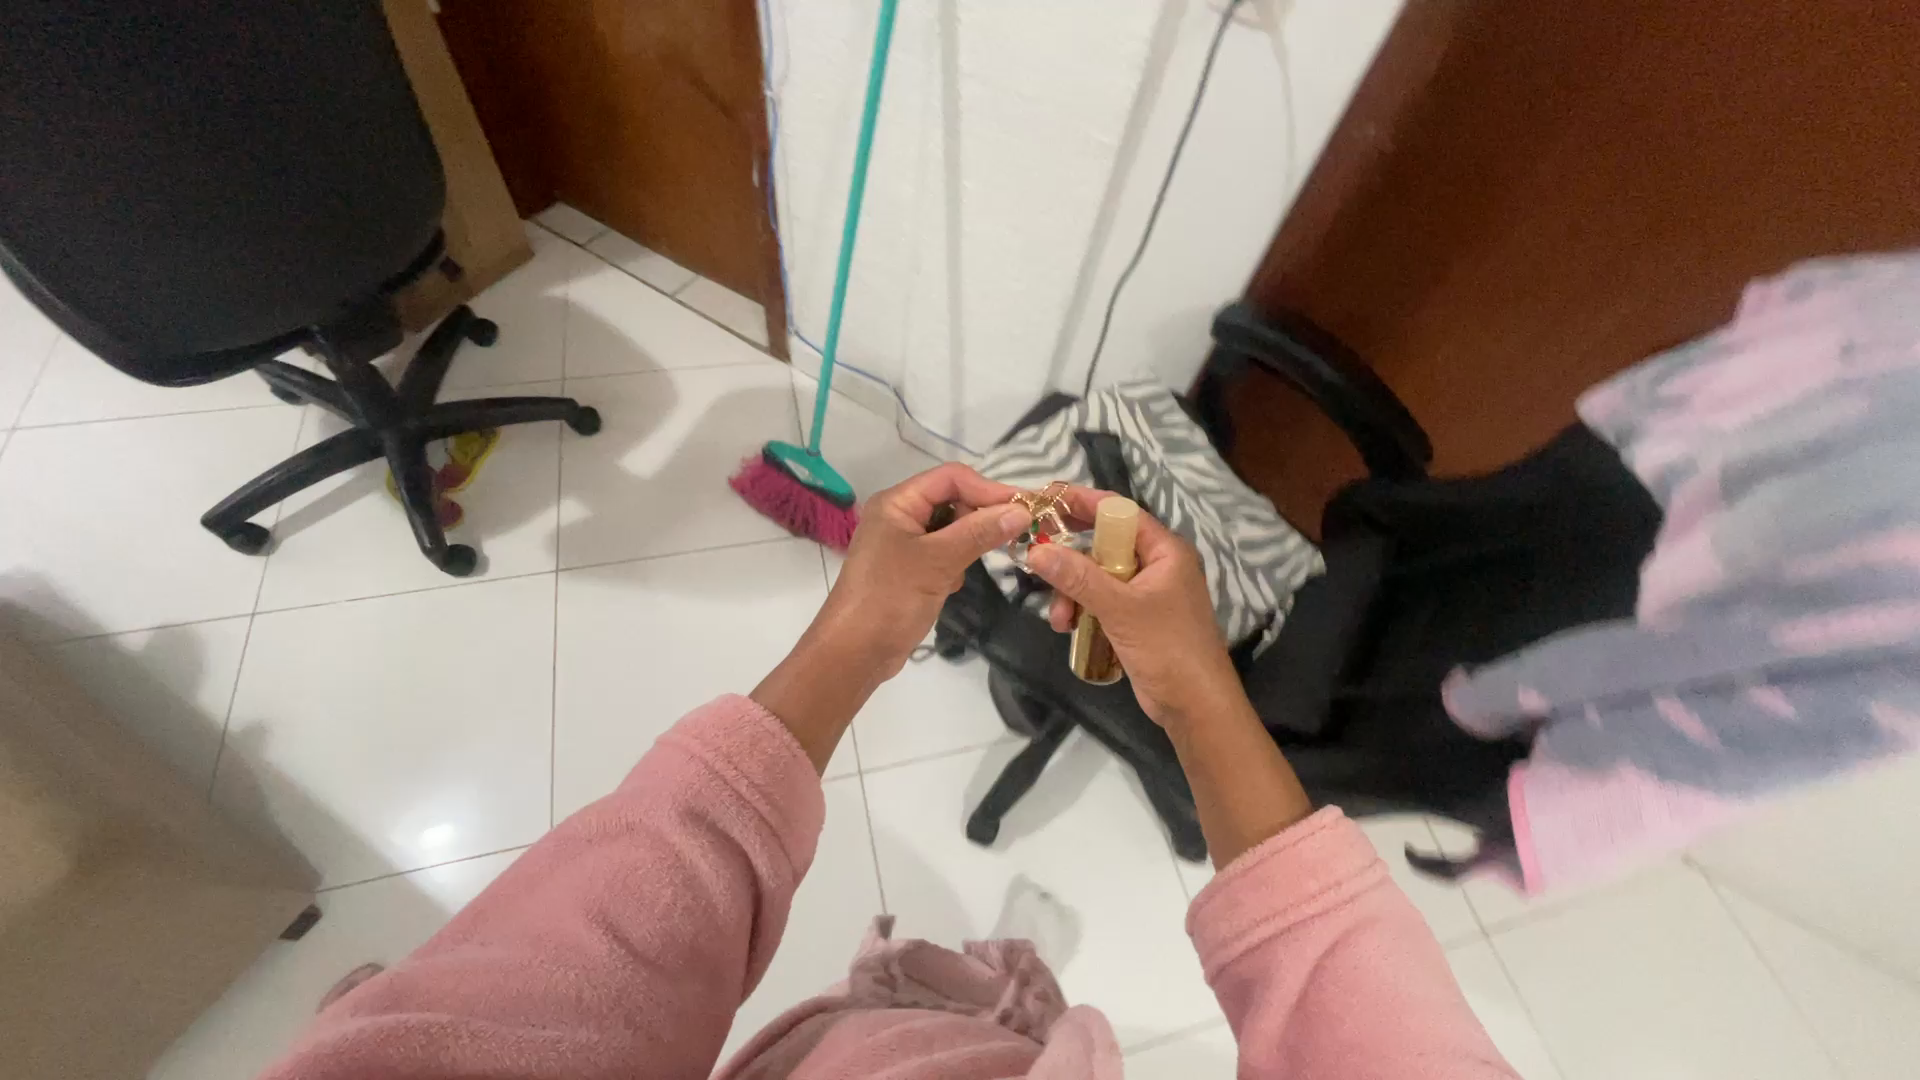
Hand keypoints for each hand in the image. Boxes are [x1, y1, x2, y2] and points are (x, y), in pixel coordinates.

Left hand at [755, 464, 1029, 771]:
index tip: (1025, 508)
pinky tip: (949, 586)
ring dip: (967, 544)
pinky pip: (944, 554)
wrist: (854, 653)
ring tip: (968, 566)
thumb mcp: (938, 561)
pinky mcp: (910, 570)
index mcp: (898, 502)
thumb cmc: (890, 598)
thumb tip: (1022, 512)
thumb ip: (979, 532)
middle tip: (1013, 536)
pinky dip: (955, 565)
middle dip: (980, 517)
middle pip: (953, 500)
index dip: (989, 488)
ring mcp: (904, 544)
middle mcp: (900, 516)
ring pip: (952, 530)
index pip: (951, 478)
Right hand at [1025, 486, 1240, 729]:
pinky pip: (1101, 602)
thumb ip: (1078, 578)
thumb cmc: (1168, 648)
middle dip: (1070, 560)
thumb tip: (1036, 551)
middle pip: (1103, 546)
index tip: (1045, 497)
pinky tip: (1068, 627)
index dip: (1083, 502)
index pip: (1119, 512)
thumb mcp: (1120, 609)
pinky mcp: (1137, 620)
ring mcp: (1147, 594)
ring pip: (1097, 578)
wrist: (1196, 707)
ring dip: (1072, 593)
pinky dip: (1082, 610)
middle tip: (1036, 558)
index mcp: (1165, 551)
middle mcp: (1157, 566)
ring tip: (1059, 618)